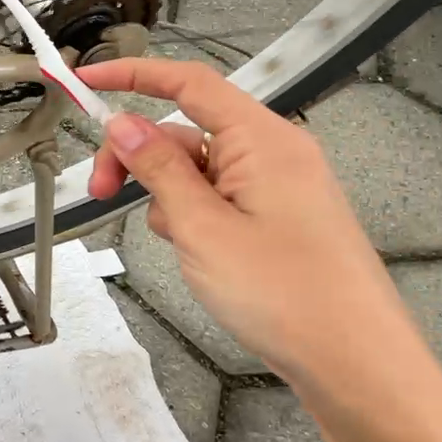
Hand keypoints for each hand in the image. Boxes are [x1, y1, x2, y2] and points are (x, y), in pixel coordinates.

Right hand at [78, 58, 414, 383]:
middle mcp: (272, 153)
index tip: (83, 78)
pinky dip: (188, 214)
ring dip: (162, 193)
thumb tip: (122, 122)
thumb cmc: (284, 293)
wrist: (357, 367)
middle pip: (181, 132)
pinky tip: (193, 250)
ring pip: (192, 167)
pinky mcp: (275, 217)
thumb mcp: (202, 227)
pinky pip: (213, 195)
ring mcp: (276, 187)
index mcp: (264, 141)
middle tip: (99, 193)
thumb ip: (157, 169)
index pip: (189, 84)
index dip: (132, 74)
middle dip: (135, 156)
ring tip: (169, 239)